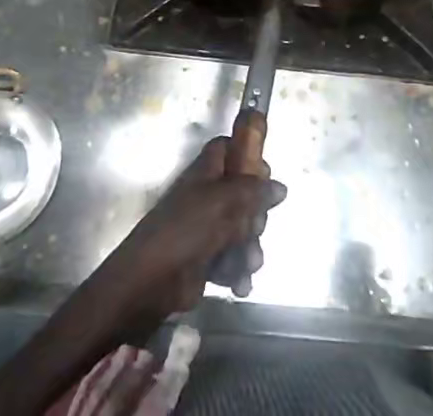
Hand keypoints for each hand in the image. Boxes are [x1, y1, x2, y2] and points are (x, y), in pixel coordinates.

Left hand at [84, 137, 286, 332]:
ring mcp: (207, 228)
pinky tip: (237, 283)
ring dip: (250, 249)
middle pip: (245, 194)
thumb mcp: (224, 202)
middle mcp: (207, 196)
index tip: (265, 171)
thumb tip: (280, 187)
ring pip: (244, 231)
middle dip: (256, 215)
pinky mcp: (208, 259)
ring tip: (245, 263)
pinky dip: (238, 272)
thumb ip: (254, 191)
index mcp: (205, 173)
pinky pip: (235, 259)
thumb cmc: (186, 229)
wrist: (152, 279)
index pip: (227, 148)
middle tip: (253, 226)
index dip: (247, 153)